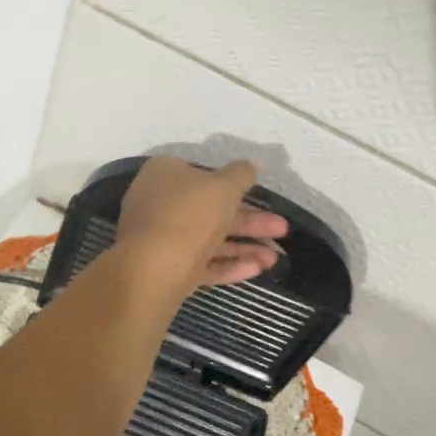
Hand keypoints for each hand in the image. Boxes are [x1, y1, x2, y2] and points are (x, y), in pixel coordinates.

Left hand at [114, 157, 289, 294]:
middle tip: (281, 229)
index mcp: (163, 175)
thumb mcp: (224, 186)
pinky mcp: (167, 268)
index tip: (257, 193)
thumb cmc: (190, 215)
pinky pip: (201, 263)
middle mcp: (158, 204)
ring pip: (209, 240)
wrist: (153, 269)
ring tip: (275, 258)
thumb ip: (241, 174)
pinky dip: (228, 265)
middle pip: (211, 210)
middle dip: (250, 221)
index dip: (231, 184)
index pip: (201, 174)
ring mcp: (161, 239)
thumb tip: (250, 166)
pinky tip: (257, 269)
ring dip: (244, 247)